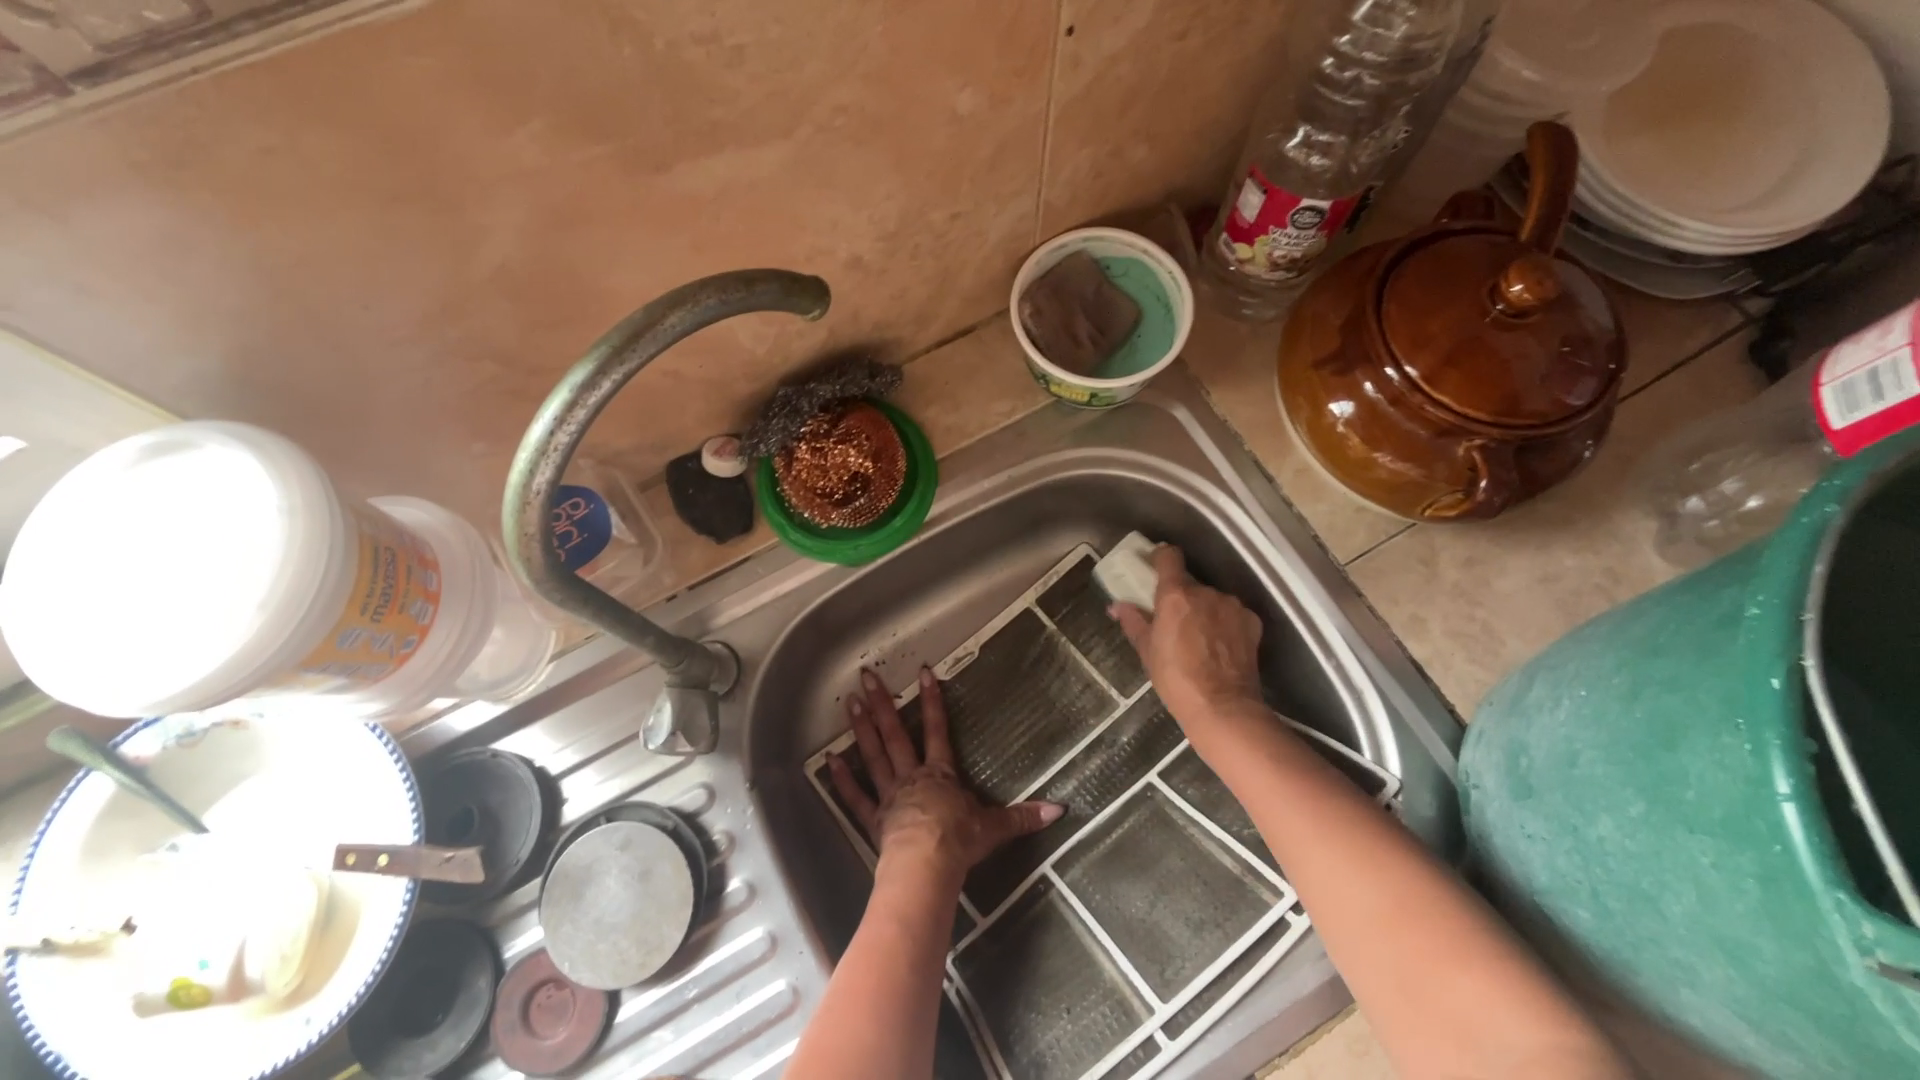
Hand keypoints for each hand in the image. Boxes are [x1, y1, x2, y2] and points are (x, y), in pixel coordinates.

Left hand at [827, 667, 1062, 881]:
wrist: (928, 866)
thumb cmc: (960, 842)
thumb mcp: (997, 827)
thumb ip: (1024, 817)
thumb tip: (1060, 810)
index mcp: (941, 773)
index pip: (937, 729)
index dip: (932, 700)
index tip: (922, 672)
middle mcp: (912, 776)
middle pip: (895, 733)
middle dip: (882, 703)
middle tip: (866, 675)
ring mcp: (890, 796)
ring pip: (874, 755)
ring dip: (861, 729)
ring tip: (849, 702)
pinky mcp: (874, 819)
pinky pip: (856, 797)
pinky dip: (843, 780)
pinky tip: (829, 761)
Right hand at [1109, 545, 1264, 720]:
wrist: (1222, 707)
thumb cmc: (1176, 680)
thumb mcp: (1147, 651)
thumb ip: (1134, 622)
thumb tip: (1116, 606)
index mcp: (1176, 594)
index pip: (1169, 556)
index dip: (1161, 557)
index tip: (1155, 565)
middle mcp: (1206, 592)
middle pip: (1191, 583)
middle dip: (1182, 597)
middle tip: (1174, 621)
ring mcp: (1232, 605)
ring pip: (1213, 599)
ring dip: (1204, 610)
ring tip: (1199, 639)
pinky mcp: (1252, 621)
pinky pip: (1232, 614)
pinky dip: (1225, 623)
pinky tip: (1220, 647)